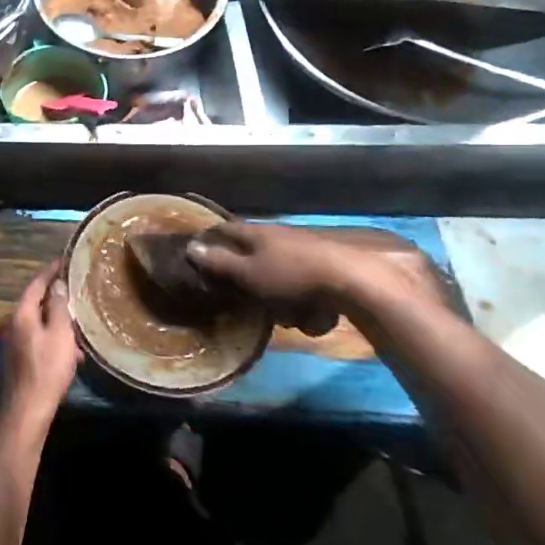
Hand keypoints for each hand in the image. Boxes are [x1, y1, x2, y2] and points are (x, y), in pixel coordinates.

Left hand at [0, 261, 79, 421]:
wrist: (25, 410)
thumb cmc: (47, 369)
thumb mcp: (61, 335)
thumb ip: (59, 307)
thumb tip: (56, 285)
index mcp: (19, 314)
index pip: (35, 284)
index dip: (50, 272)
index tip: (63, 262)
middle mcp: (8, 324)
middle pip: (35, 306)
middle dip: (57, 306)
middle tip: (77, 304)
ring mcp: (5, 343)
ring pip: (35, 327)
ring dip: (56, 330)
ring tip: (77, 341)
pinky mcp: (9, 360)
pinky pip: (32, 342)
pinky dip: (48, 344)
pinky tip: (66, 358)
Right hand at [186, 223, 449, 321]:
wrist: (353, 281)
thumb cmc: (291, 276)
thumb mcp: (247, 274)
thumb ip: (219, 263)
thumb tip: (191, 247)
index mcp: (256, 233)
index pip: (224, 229)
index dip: (209, 238)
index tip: (196, 251)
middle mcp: (279, 235)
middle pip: (252, 252)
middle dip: (246, 275)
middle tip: (242, 297)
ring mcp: (304, 248)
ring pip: (280, 271)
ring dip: (278, 293)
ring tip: (283, 316)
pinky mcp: (326, 264)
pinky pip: (305, 283)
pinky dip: (305, 299)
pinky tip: (311, 316)